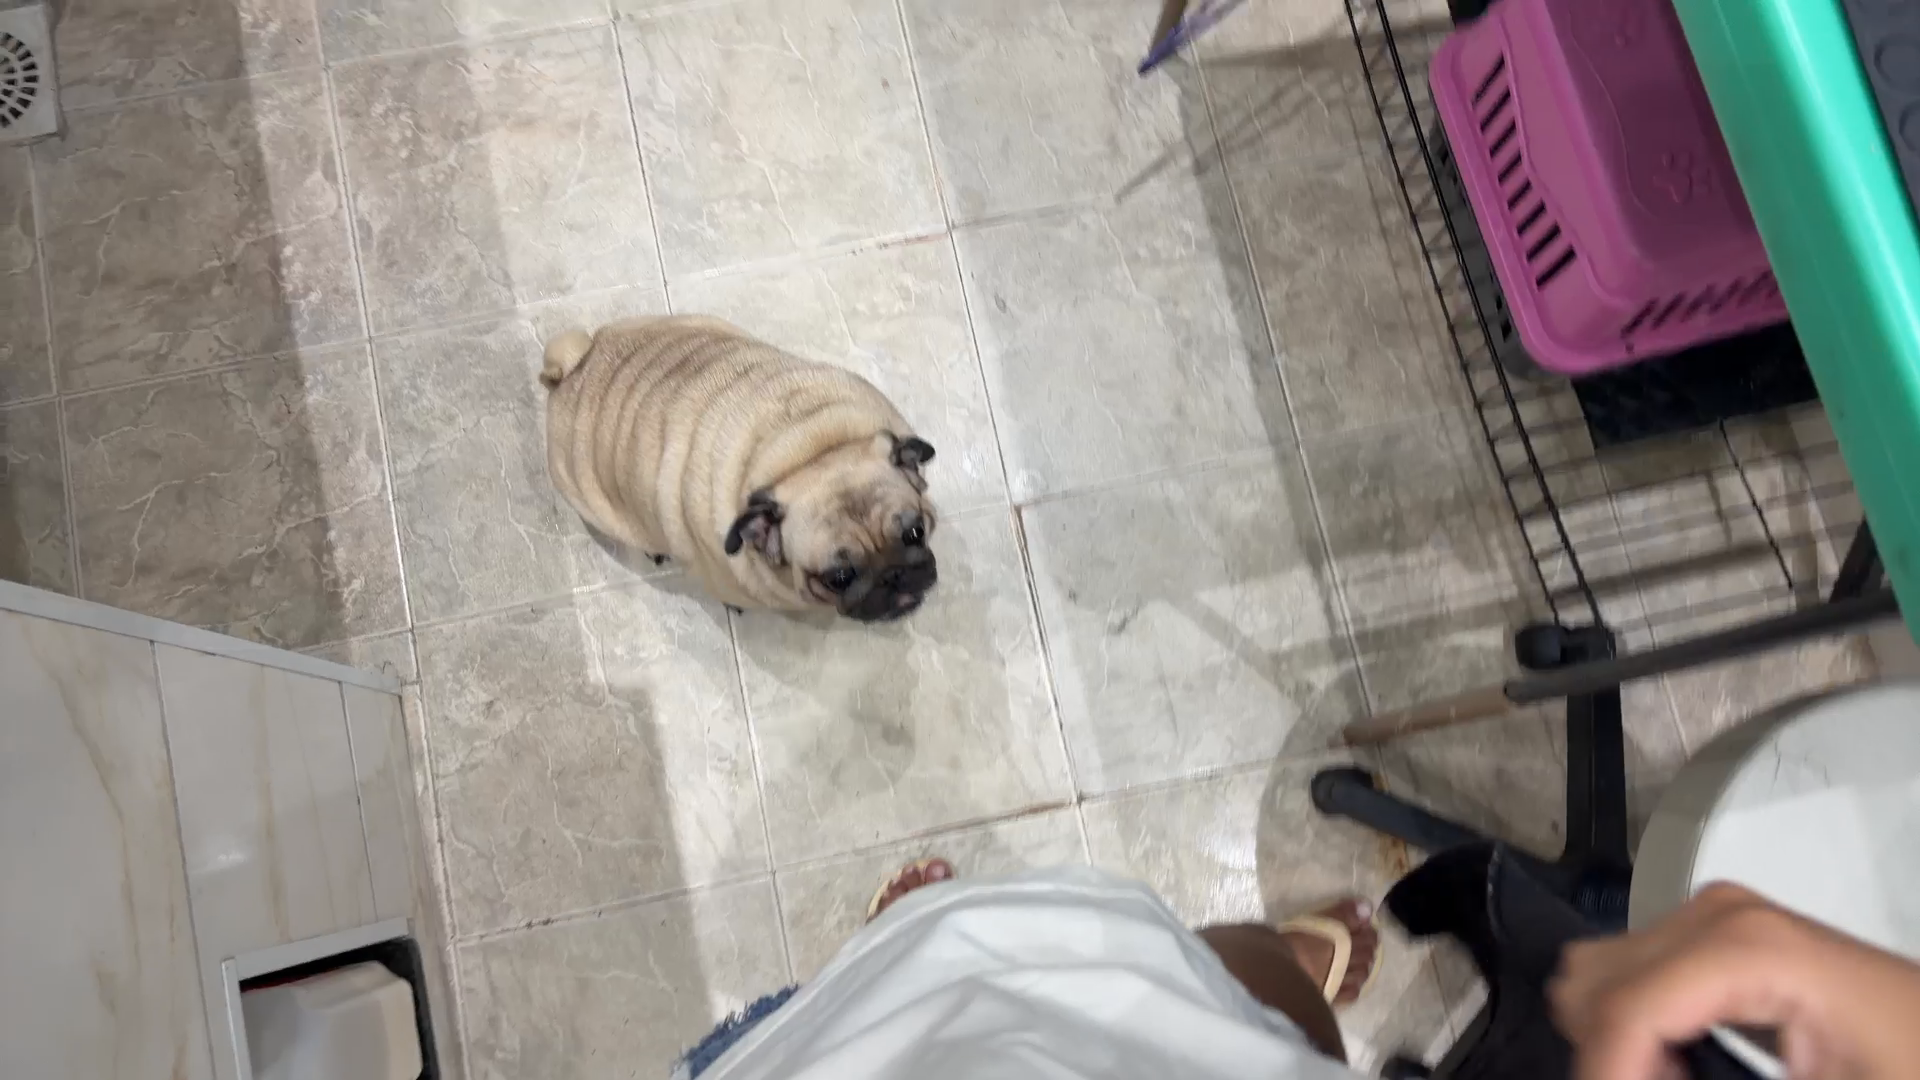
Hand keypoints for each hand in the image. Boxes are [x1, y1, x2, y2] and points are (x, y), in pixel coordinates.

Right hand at [1550, 883, 1919, 1079]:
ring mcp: (1710, 917)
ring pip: (1597, 968)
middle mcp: (1712, 915)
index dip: (1608, 1068)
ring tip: (1667, 1078)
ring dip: (1614, 1033)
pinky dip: (1633, 1018)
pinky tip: (1679, 1059)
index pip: (1629, 1007)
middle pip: (1598, 979)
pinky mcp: (1712, 930)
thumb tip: (1637, 1077)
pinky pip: (1627, 966)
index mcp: (1748, 948)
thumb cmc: (1919, 1072)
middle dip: (1611, 1051)